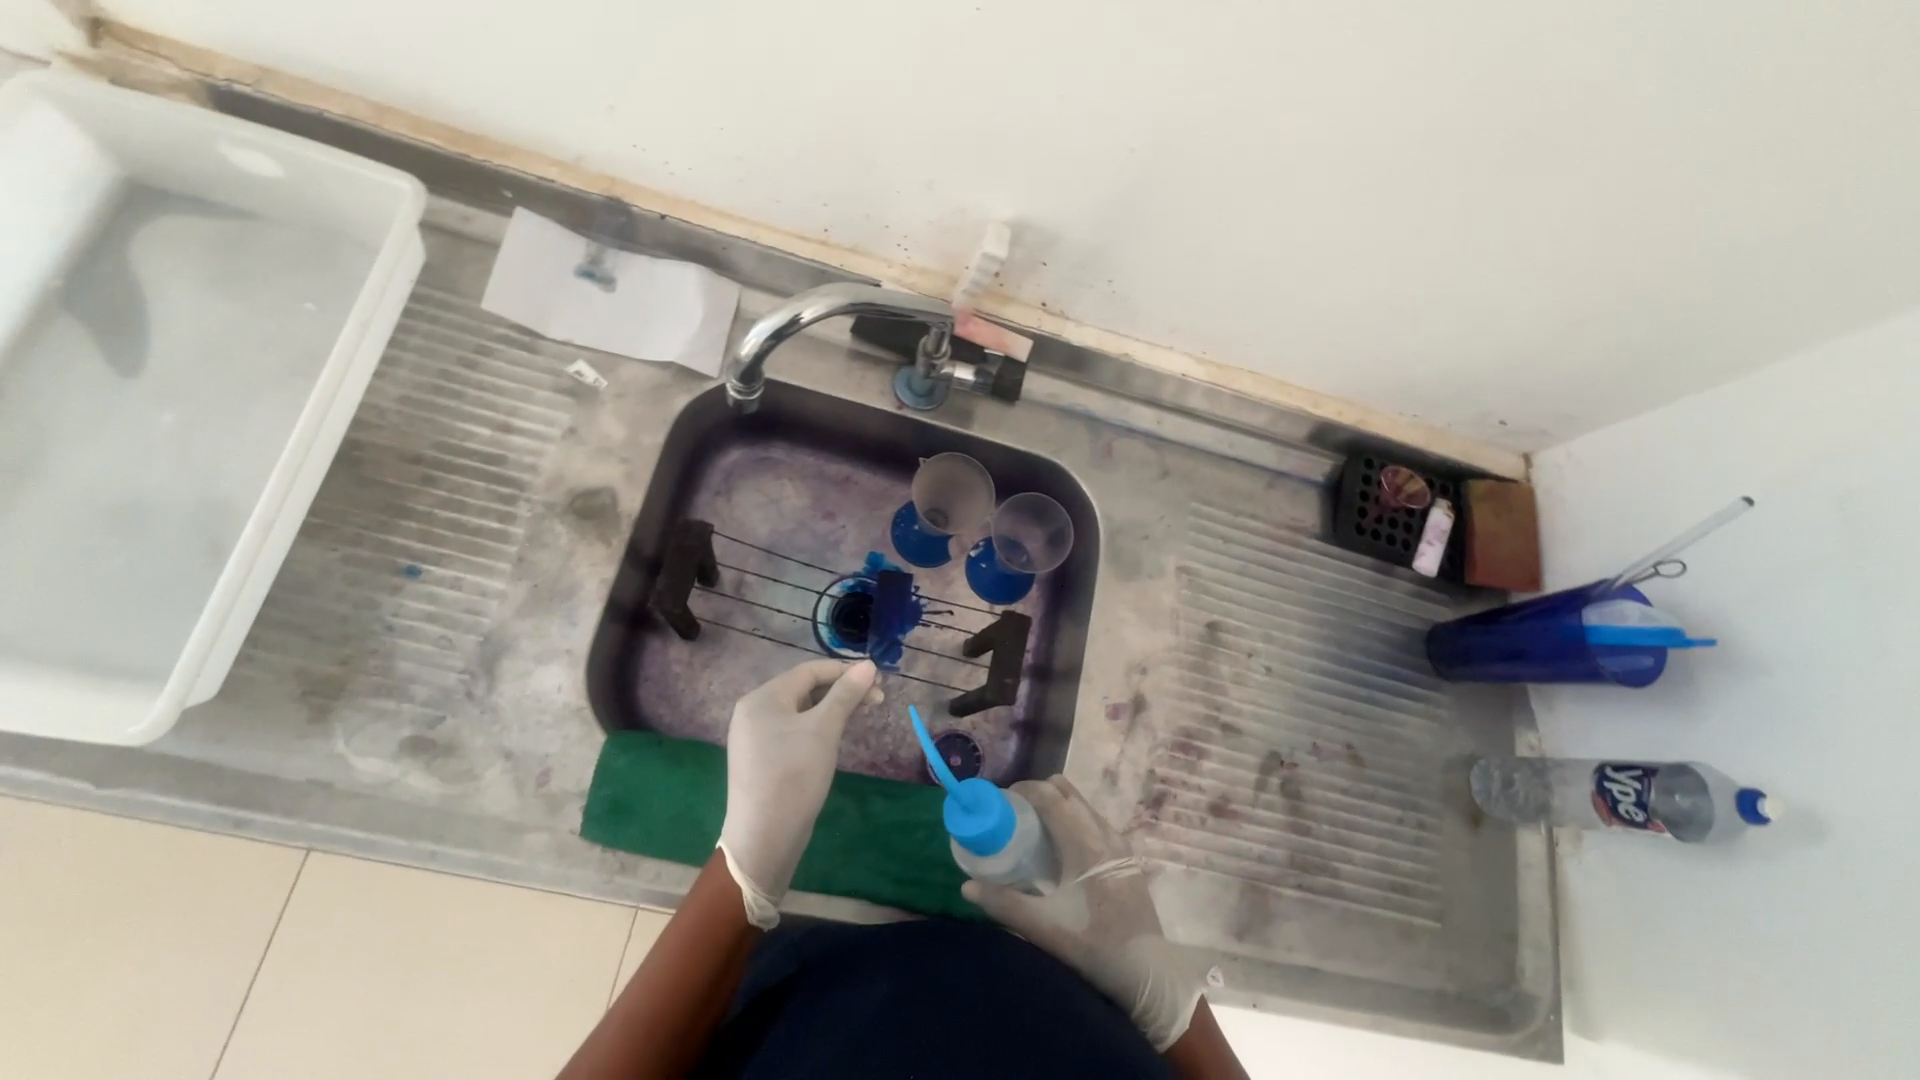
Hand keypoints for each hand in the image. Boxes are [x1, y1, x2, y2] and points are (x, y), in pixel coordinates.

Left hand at [717, 659, 880, 927]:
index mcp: (762, 697)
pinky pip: (792, 730)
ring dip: (832, 709)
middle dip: (842, 690)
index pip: (809, 671)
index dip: (845, 671)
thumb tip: (868, 665)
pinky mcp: (761, 759)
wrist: (764, 836)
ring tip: (861, 715)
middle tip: (877, 700)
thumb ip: (845, 694)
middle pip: (804, 689)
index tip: (878, 681)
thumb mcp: (824, 730)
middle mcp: (753, 711)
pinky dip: (817, 727)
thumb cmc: (794, 775)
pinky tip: (835, 736)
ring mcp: (755, 737)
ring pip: (800, 711)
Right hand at [963, 776, 1201, 1050]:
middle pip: (1067, 792)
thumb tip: (967, 886)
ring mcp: (1119, 842)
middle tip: (1015, 813)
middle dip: (1038, 793)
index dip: (1023, 790)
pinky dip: (1074, 820)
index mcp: (1084, 843)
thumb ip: (1003, 904)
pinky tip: (1062, 849)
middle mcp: (1104, 833)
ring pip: (1083, 805)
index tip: (1001, 800)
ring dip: (1057, 806)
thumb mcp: (1043, 927)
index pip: (1050, 796)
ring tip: (1035, 829)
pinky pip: (1094, 821)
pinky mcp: (1126, 856)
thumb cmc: (1093, 944)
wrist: (1147, 970)